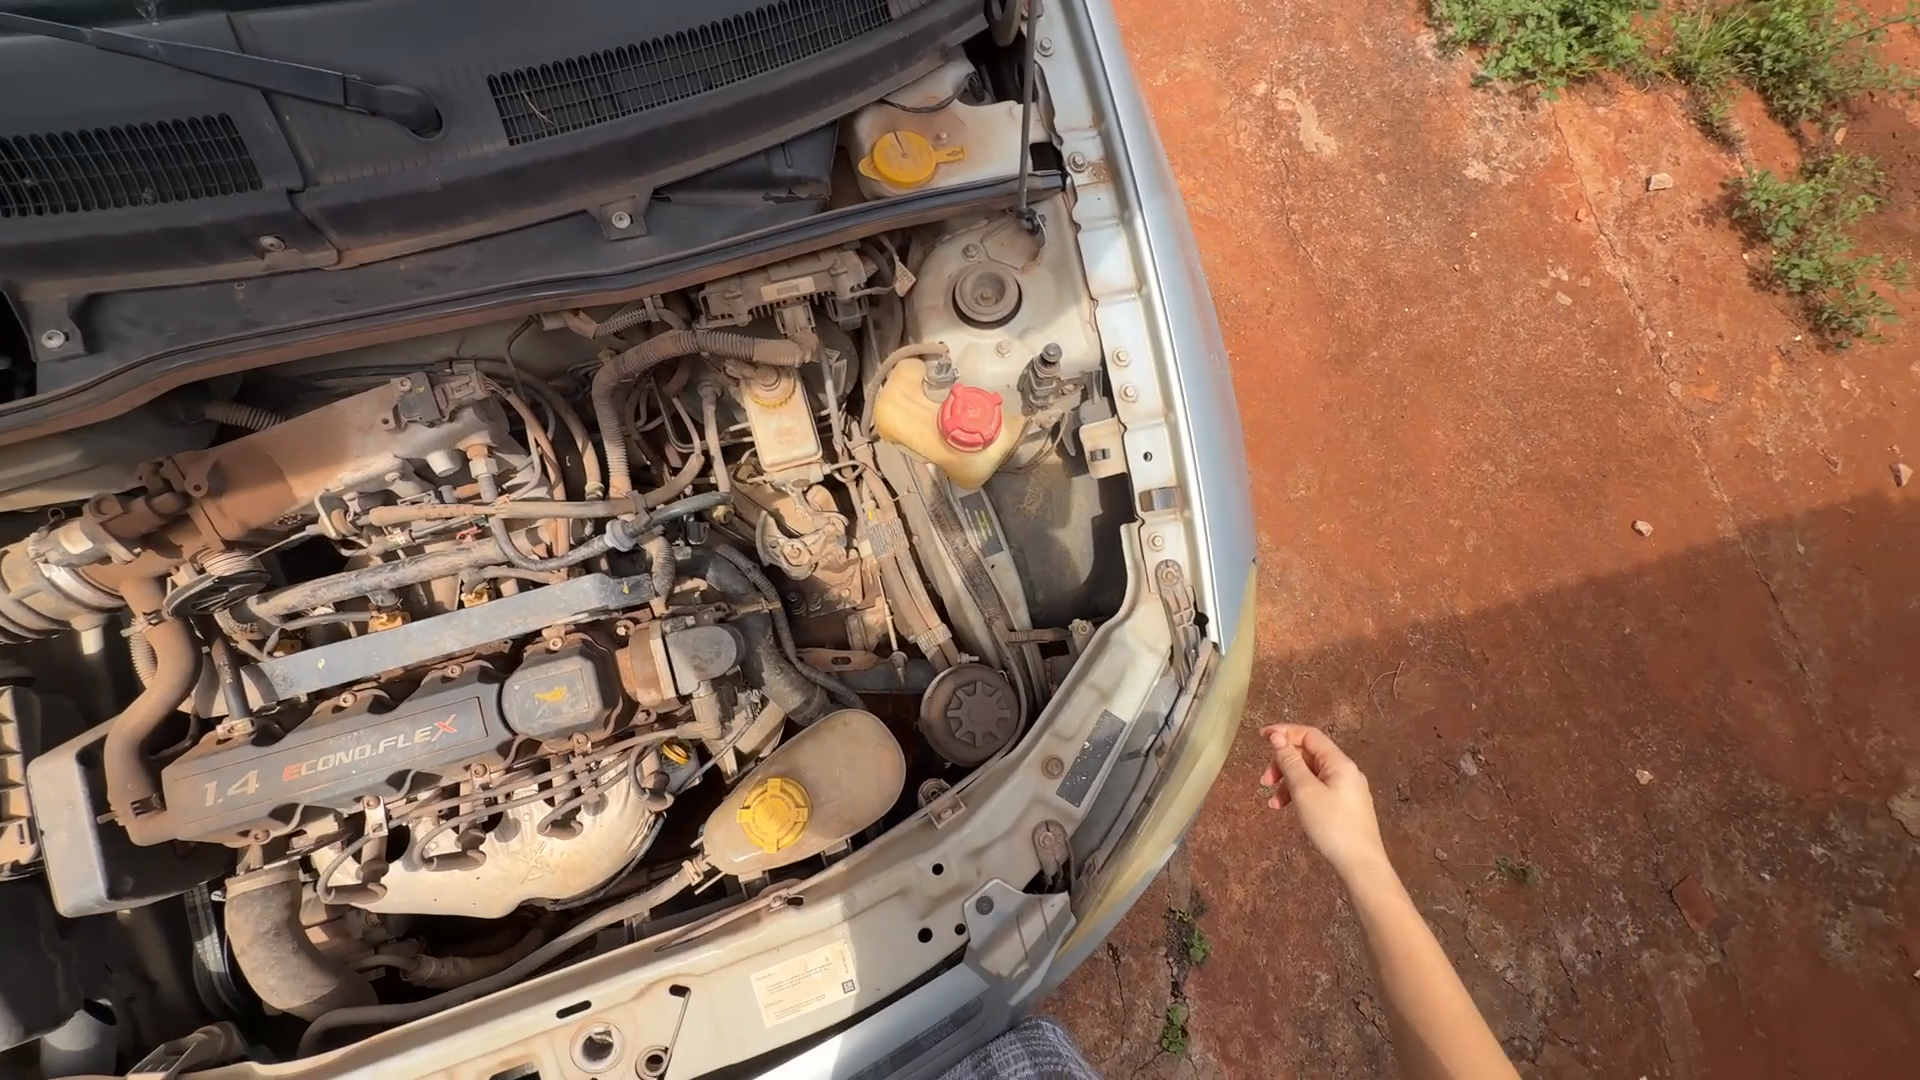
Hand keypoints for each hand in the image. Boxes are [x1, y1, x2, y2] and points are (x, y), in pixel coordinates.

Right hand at [1261, 724, 1390, 883]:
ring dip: (1287, 781)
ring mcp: (1346, 789)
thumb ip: (1290, 761)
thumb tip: (1277, 737)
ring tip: (1272, 802)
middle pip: (1307, 754)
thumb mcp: (1304, 791)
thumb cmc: (1332, 825)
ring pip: (1309, 773)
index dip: (1284, 732)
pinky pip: (1316, 789)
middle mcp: (1345, 771)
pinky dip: (1298, 794)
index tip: (1260, 737)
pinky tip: (1286, 808)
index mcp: (1339, 763)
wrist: (1362, 866)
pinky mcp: (1344, 805)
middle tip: (1264, 780)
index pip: (1309, 735)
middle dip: (1282, 763)